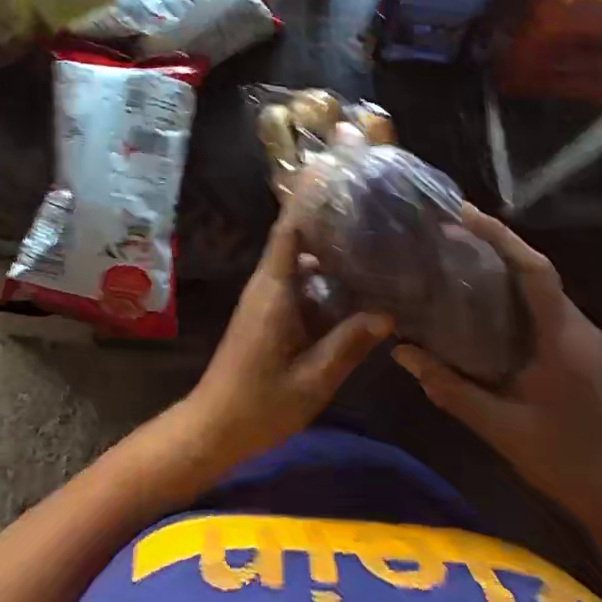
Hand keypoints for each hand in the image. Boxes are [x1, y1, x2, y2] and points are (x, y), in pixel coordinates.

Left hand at [182, 203, 392, 465]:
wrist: (214, 426)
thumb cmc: (261, 403)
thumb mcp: (313, 378)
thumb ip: (348, 343)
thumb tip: (387, 313)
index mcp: (273, 290)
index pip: (288, 230)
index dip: (307, 200)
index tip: (334, 175)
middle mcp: (266, 286)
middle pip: (296, 241)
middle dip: (328, 224)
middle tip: (373, 211)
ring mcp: (264, 300)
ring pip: (298, 264)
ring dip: (327, 253)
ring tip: (372, 243)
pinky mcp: (267, 316)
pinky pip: (296, 285)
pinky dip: (322, 279)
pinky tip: (353, 287)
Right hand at [393, 205, 601, 516]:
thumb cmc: (564, 459)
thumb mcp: (499, 427)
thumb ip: (449, 388)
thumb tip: (401, 353)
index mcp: (564, 339)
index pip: (535, 271)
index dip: (500, 238)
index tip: (463, 214)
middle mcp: (577, 328)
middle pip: (536, 270)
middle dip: (494, 244)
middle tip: (446, 230)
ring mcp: (581, 339)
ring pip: (539, 287)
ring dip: (502, 266)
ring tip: (455, 254)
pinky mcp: (577, 351)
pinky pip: (541, 306)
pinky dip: (510, 291)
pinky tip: (478, 299)